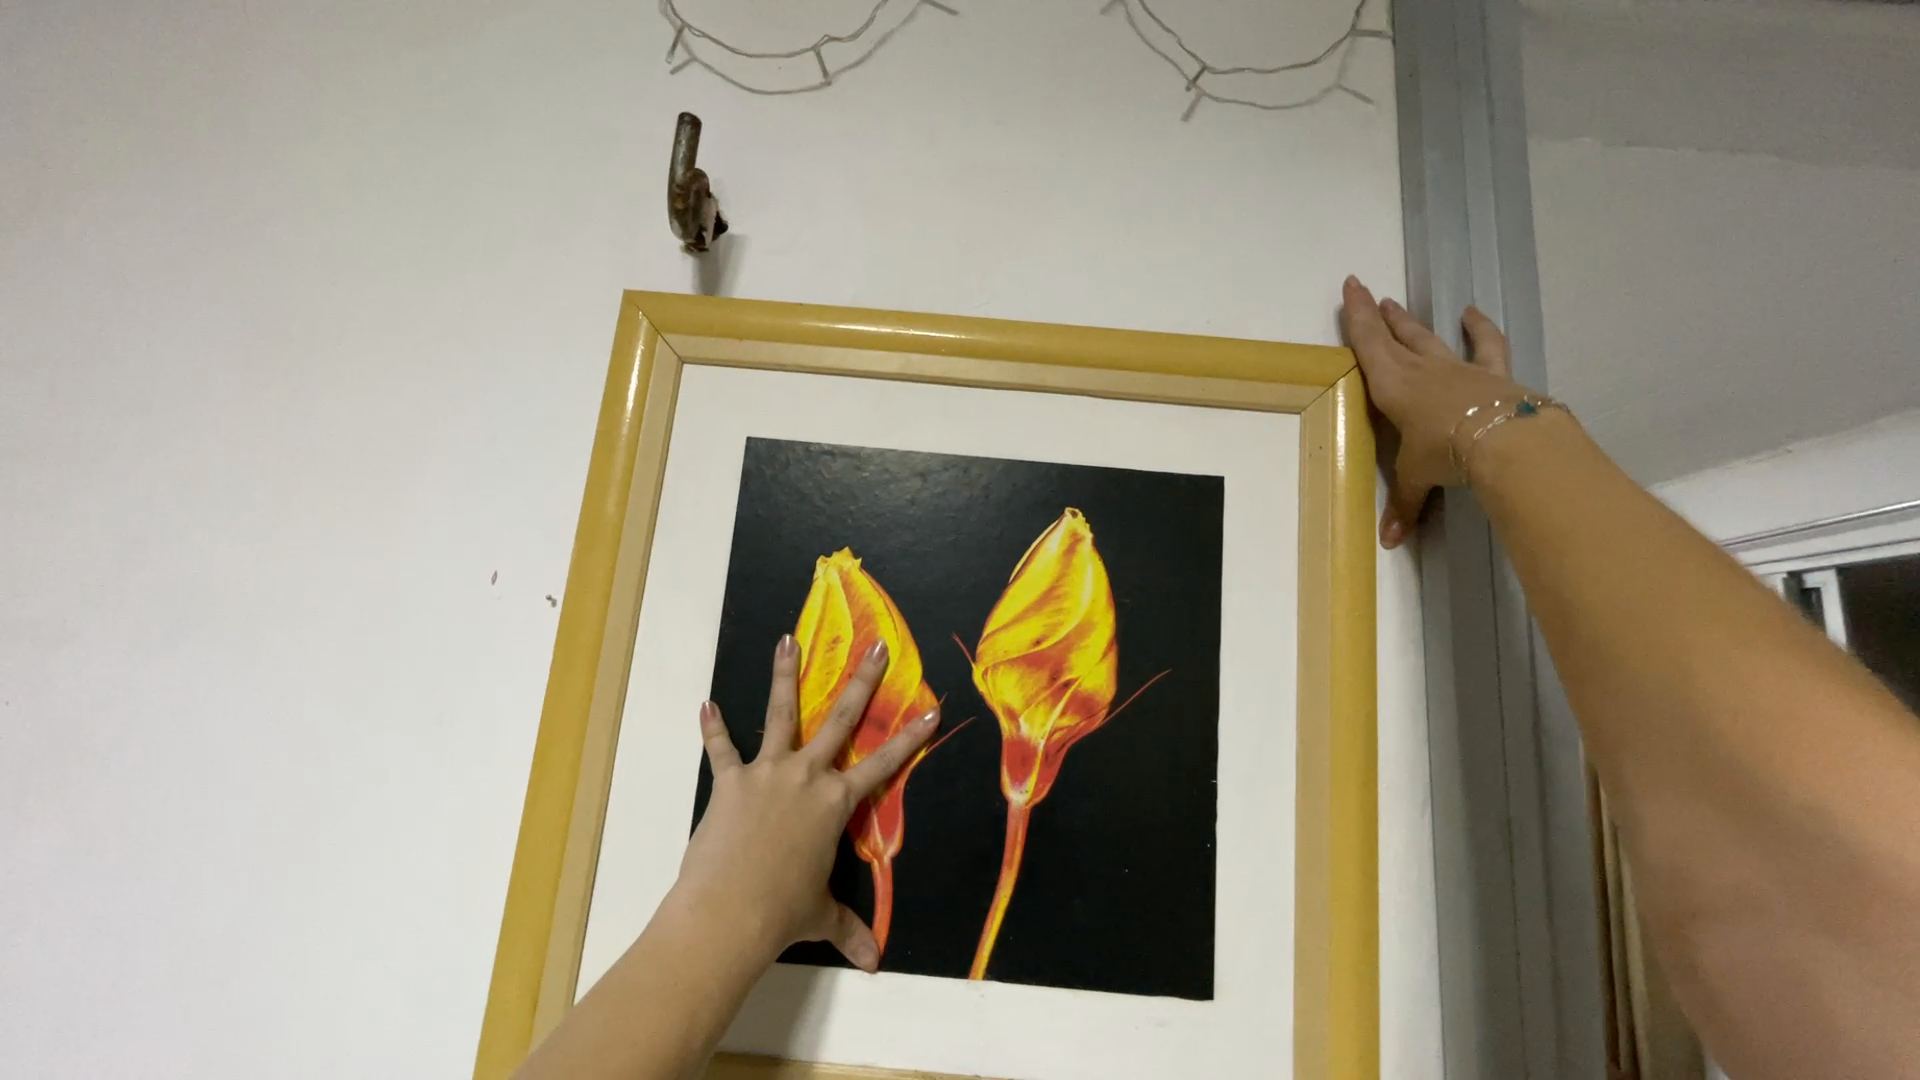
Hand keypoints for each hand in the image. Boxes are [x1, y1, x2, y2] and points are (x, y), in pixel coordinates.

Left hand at [673, 634, 938, 972]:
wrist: (727, 914)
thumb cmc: (782, 912)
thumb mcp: (821, 916)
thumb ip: (849, 930)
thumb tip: (873, 963)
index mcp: (836, 802)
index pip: (884, 763)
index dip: (911, 736)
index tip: (932, 707)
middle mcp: (807, 775)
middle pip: (840, 719)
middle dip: (862, 680)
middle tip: (876, 646)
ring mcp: (768, 772)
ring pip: (781, 713)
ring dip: (785, 675)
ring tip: (787, 639)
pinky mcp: (731, 780)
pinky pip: (721, 749)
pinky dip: (713, 728)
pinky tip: (706, 704)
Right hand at [1341, 276, 1528, 548]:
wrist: (1506, 441)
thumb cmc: (1446, 453)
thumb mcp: (1418, 479)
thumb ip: (1405, 506)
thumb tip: (1389, 543)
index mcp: (1393, 386)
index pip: (1368, 344)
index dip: (1358, 315)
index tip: (1351, 286)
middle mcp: (1422, 369)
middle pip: (1395, 336)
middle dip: (1378, 314)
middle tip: (1368, 293)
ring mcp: (1459, 368)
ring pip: (1429, 338)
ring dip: (1412, 322)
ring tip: (1400, 305)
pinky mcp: (1492, 374)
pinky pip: (1485, 346)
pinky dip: (1479, 329)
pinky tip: (1472, 313)